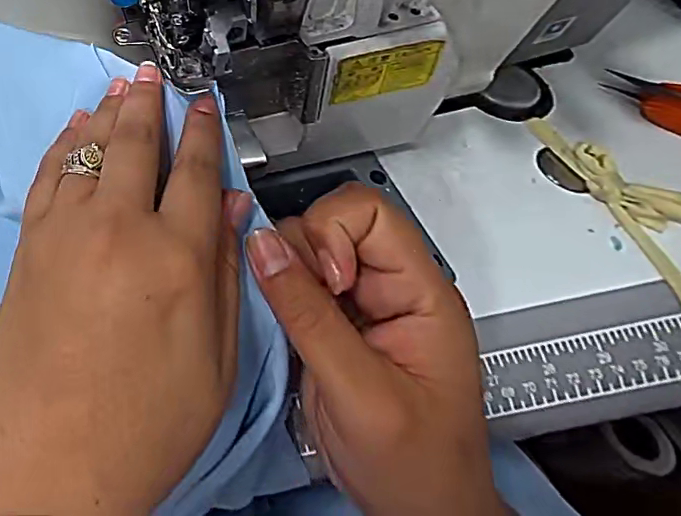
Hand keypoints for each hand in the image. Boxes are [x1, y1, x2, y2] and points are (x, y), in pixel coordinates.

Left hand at [0, 62, 250, 514]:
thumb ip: (225, 269)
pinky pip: (51, 170)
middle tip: (151, 75)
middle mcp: (120, 224)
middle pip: (137, 142)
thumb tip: (228, 202)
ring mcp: (69, 224)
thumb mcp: (215, 357)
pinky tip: (75, 126)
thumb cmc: (145, 416)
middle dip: (148, 101)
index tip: (202, 104)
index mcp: (176, 255)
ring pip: (91, 146)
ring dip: (108, 111)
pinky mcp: (33, 234)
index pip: (195, 170)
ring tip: (119, 87)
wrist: (50, 442)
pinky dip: (65, 141)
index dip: (202, 131)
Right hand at [247, 184, 502, 515]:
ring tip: (292, 324)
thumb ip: (309, 316)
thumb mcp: (363, 394)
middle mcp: (385, 286)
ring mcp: (352, 300)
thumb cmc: (418, 468)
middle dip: (300, 255)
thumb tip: (261, 245)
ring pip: (299, 245)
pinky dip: (272, 289)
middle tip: (301, 307)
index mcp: (419, 293)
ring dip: (282, 274)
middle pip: (326, 221)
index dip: (335, 232)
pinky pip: (288, 276)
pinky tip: (279, 322)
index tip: (327, 282)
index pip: (370, 212)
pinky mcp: (324, 316)